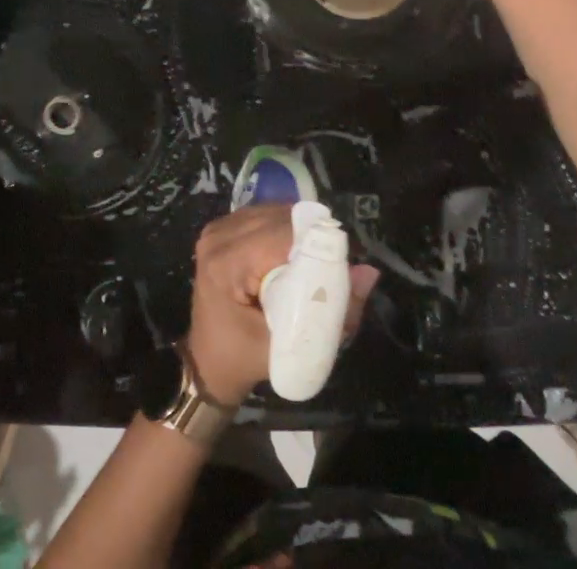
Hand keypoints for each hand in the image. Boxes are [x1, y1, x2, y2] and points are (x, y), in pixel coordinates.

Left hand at [186, 204, 380, 403]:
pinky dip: (284, 232)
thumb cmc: (244, 358)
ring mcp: (217, 229)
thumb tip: (368, 271)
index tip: (344, 264)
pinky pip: (263, 217)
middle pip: (281, 219)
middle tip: (335, 265)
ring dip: (299, 233)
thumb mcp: (292, 345)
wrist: (208, 363)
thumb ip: (333, 312)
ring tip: (315, 261)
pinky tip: (293, 255)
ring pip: (274, 213)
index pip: (285, 235)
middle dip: (313, 237)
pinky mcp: (222, 229)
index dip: (320, 244)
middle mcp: (218, 237)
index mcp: (226, 263)